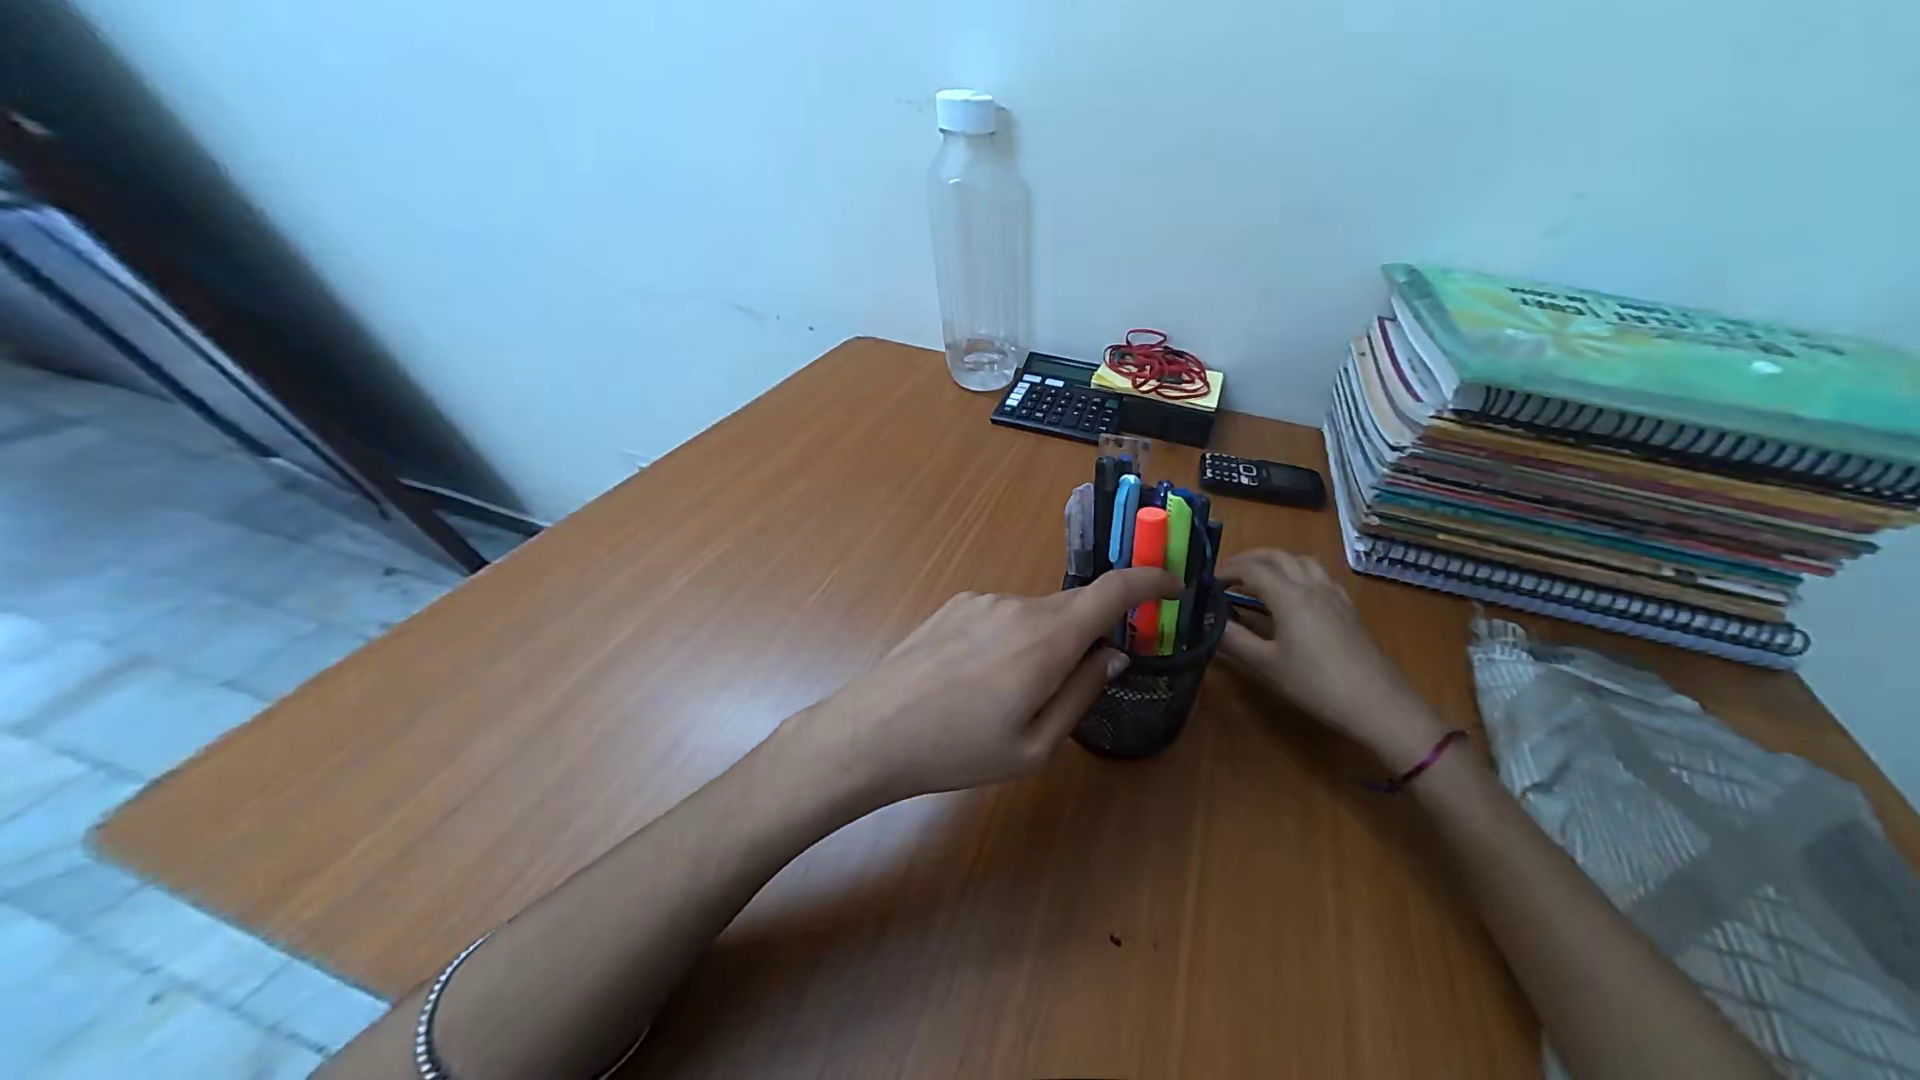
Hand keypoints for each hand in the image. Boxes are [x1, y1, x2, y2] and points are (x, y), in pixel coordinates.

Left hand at [781, 568, 1179, 804]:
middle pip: (1074, 606)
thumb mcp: (1036, 744)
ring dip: (1044, 643)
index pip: (1113, 590)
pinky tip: (977, 680)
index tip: (1171, 588)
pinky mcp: (954, 605)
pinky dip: (1012, 640)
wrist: (872, 731)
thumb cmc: (959, 750)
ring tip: (1009, 696)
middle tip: (1078, 680)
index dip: (1150, 582)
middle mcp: (1017, 605)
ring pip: (1035, 615)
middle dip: (1090, 634)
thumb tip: (1114, 654)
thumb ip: (1082, 692)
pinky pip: (1002, 616)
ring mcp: (981, 600)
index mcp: (1046, 638)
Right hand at [1217, 549, 1445, 769]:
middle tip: (1228, 573)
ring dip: (1276, 561)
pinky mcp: (1347, 608)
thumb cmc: (1315, 684)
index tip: (1208, 582)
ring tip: (1259, 577)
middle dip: (1249, 558)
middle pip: (1278, 556)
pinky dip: (1298, 572)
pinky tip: (1294, 593)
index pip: (1252, 569)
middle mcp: (1312, 586)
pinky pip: (1319, 575)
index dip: (1227, 570)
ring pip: (1302, 561)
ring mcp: (1334, 595)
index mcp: (1289, 596)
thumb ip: (1234, 640)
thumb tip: (1209, 624)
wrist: (1376, 703)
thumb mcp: (1266, 665)